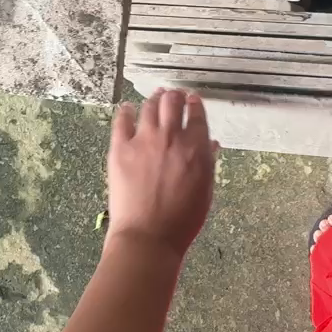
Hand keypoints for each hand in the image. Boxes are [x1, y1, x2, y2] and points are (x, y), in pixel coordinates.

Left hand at [106, 90, 216, 256]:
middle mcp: (170, 136)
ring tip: (156, 97)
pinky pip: (122, 120)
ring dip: (154, 99)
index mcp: (195, 147)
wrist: (148, 236)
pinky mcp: (120, 148)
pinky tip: (128, 108)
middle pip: (172, 102)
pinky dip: (127, 111)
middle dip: (174, 96)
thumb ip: (208, 162)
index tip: (192, 100)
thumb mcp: (205, 191)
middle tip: (173, 95)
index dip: (194, 103)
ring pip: (149, 106)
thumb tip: (211, 144)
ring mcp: (143, 140)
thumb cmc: (183, 219)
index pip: (196, 114)